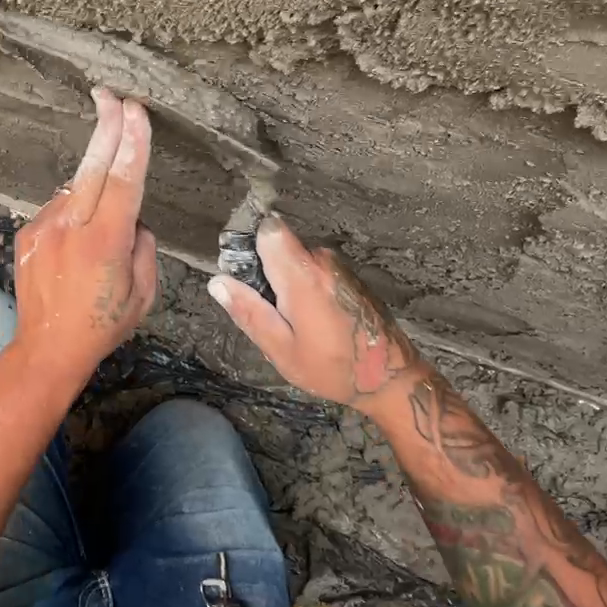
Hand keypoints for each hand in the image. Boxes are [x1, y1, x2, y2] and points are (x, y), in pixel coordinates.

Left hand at [12, 87, 159, 382]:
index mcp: (105, 243)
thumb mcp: (143, 292)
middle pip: (93, 166)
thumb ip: (142, 246)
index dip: (132, 142)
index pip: (124, 182)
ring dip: (93, 181)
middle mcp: (71, 228)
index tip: (135, 111)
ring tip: (98, 216)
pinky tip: (77, 243)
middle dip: (106, 126)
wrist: (46, 347)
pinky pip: (60, 208)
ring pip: (76, 188)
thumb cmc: (102, 324)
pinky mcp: (27, 232)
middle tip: (110, 94)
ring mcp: (44, 228)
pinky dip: (75, 211)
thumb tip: (133, 220)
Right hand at [207, 215, 424, 414]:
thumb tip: (217, 282)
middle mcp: (322, 260)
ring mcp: (339, 266)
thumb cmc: (331, 367)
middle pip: (280, 245)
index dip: (250, 246)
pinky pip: (314, 269)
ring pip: (297, 258)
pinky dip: (306, 286)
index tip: (245, 275)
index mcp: (303, 275)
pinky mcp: (349, 275)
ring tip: (294, 321)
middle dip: (267, 271)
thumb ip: (249, 312)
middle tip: (270, 312)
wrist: (390, 377)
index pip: (269, 229)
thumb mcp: (281, 348)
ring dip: (287, 282)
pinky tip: (314, 319)